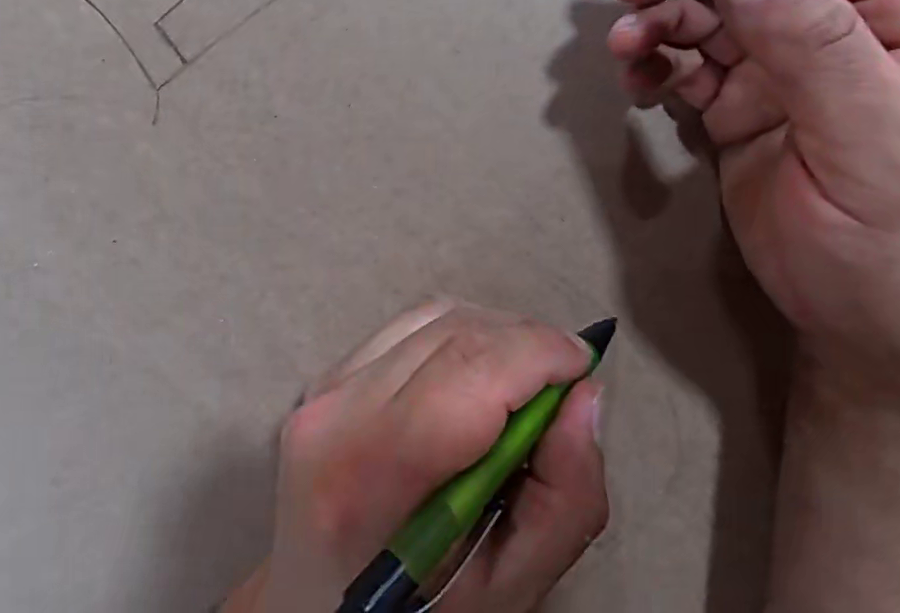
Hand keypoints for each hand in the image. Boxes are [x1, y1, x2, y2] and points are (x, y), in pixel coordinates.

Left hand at [225, 300, 606, 612]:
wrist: (315, 603)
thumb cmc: (414, 611)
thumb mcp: (509, 587)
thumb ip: (564, 497)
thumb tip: (585, 395)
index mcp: (369, 473)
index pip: (466, 373)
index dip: (537, 352)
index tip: (584, 364)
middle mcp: (335, 412)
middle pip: (452, 334)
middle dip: (525, 342)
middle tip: (563, 380)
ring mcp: (323, 386)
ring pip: (433, 316)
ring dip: (493, 334)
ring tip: (520, 384)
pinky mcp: (327, 374)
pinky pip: (408, 326)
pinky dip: (457, 336)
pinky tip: (473, 378)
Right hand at [608, 0, 899, 411]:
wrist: (889, 352)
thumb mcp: (882, 147)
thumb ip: (816, 45)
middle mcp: (846, 41)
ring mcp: (789, 80)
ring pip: (711, 20)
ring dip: (661, 21)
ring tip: (625, 47)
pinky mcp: (743, 116)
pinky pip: (689, 70)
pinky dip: (657, 67)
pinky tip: (639, 83)